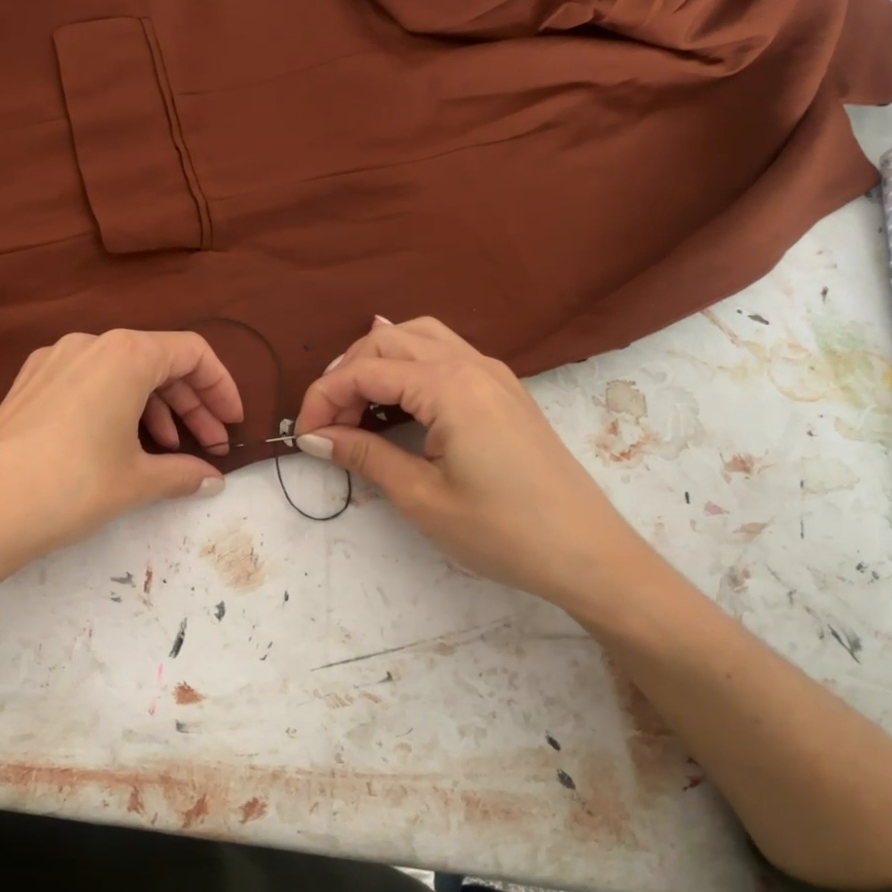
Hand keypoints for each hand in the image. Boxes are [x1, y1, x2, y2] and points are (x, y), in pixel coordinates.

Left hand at [0, 330, 243, 565]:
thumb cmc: (72, 488)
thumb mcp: (137, 482)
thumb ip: (183, 472)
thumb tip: (211, 478)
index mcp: (124, 353)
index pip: (191, 353)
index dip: (221, 387)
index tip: (233, 424)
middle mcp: (88, 344)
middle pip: (156, 360)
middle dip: (190, 403)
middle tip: (210, 446)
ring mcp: (52, 361)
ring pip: (121, 372)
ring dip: (155, 408)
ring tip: (169, 453)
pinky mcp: (28, 384)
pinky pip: (88, 383)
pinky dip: (117, 406)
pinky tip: (122, 445)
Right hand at [292, 316, 657, 611]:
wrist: (589, 555)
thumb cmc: (502, 531)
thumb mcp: (421, 497)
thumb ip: (364, 455)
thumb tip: (313, 436)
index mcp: (449, 387)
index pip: (364, 371)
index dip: (322, 399)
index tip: (303, 437)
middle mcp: (471, 365)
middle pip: (387, 339)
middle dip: (345, 373)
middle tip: (327, 423)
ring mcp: (494, 373)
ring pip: (418, 336)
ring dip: (377, 360)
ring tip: (354, 402)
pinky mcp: (505, 390)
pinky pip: (445, 352)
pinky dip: (408, 362)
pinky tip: (395, 390)